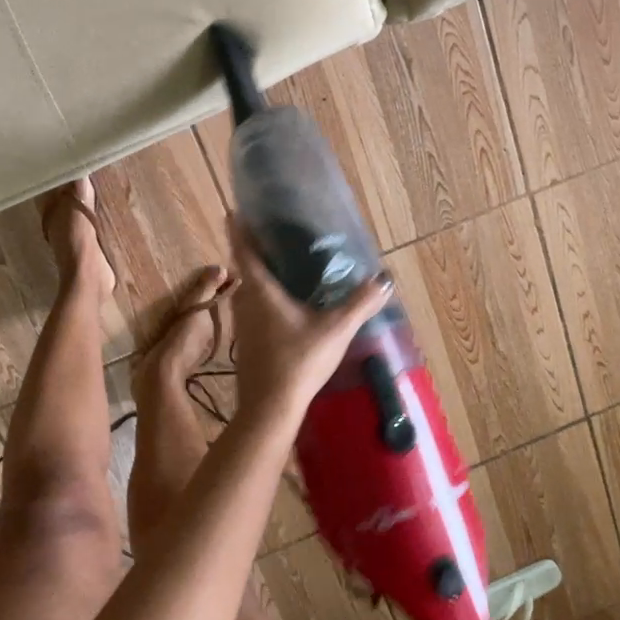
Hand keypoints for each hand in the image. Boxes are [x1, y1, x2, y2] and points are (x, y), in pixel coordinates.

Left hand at [226, 217, 392, 420]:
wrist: (270, 407)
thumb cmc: (298, 361)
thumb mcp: (335, 330)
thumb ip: (360, 303)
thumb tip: (384, 279)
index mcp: (260, 290)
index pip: (244, 250)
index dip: (239, 230)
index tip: (234, 211)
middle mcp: (245, 301)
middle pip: (244, 269)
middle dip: (253, 251)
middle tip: (270, 236)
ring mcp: (243, 324)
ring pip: (246, 290)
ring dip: (257, 276)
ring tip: (279, 265)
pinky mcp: (246, 342)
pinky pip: (251, 308)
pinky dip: (262, 297)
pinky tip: (282, 304)